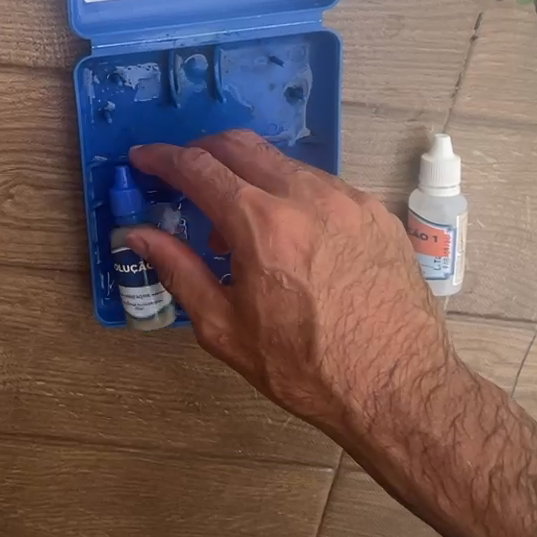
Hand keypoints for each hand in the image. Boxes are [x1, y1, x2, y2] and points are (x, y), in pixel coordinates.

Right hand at [123, 131, 460, 441]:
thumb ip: (177, 269)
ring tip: (234, 221)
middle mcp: (306, 196)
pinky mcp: (376, 213)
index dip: (162, 158)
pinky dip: (286, 192)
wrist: (400, 391)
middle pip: (239, 145)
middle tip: (180, 174)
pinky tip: (283, 234)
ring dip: (245, 174)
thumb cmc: (303, 368)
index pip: (198, 168)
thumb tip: (136, 234)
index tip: (142, 158)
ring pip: (281, 161)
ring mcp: (348, 199)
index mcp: (262, 225)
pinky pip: (318, 183)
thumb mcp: (223, 326)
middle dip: (201, 150)